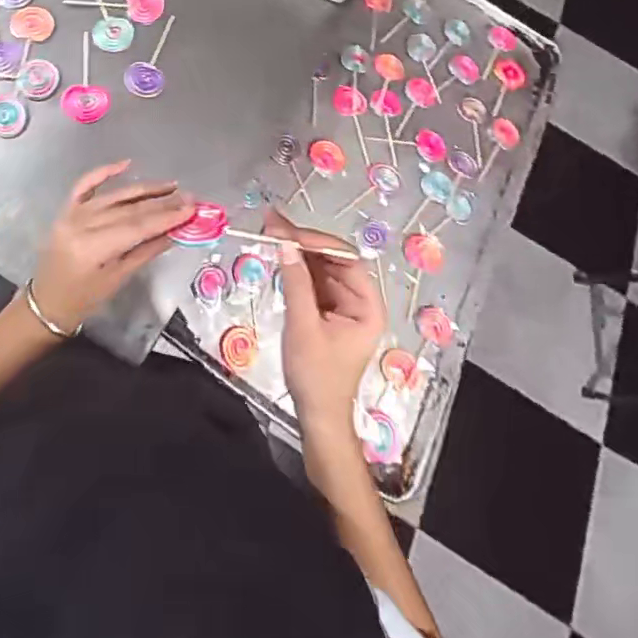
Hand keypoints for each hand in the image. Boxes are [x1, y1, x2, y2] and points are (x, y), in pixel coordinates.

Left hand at [31, 161, 194, 330]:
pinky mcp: (67, 210)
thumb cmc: (84, 298)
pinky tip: (126, 164)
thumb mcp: (118, 278)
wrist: (47, 302)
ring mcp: (72, 214)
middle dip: (162, 203)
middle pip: (129, 209)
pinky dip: (105, 172)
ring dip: (144, 189)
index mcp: (93, 247)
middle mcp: (81, 224)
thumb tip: (176, 231)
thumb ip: (146, 251)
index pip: (137, 226)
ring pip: (115, 196)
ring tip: (170, 186)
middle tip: (189, 197)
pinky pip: (86, 185)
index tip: (192, 208)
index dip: (167, 216)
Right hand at [267, 208, 383, 433]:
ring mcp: (342, 306)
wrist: (316, 415)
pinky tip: (278, 255)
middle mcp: (359, 300)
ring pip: (319, 269)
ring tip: (269, 231)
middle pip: (332, 260)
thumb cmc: (316, 375)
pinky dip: (295, 269)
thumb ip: (296, 283)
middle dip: (302, 242)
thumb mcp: (303, 326)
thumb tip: (285, 245)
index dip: (316, 242)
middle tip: (271, 223)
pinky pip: (312, 283)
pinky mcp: (325, 312)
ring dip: (296, 251)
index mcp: (367, 305)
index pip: (345, 259)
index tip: (286, 232)